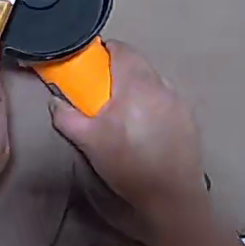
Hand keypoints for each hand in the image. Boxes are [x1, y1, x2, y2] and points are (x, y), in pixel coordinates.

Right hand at [52, 41, 208, 229]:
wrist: (169, 197)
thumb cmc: (127, 164)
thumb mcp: (87, 141)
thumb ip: (66, 116)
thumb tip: (56, 101)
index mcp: (136, 84)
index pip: (120, 48)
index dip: (102, 53)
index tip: (89, 69)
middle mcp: (161, 85)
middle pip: (136, 64)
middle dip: (116, 73)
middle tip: (100, 95)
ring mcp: (178, 102)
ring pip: (152, 82)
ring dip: (135, 89)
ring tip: (122, 114)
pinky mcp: (189, 119)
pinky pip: (165, 100)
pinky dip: (151, 105)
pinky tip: (143, 129)